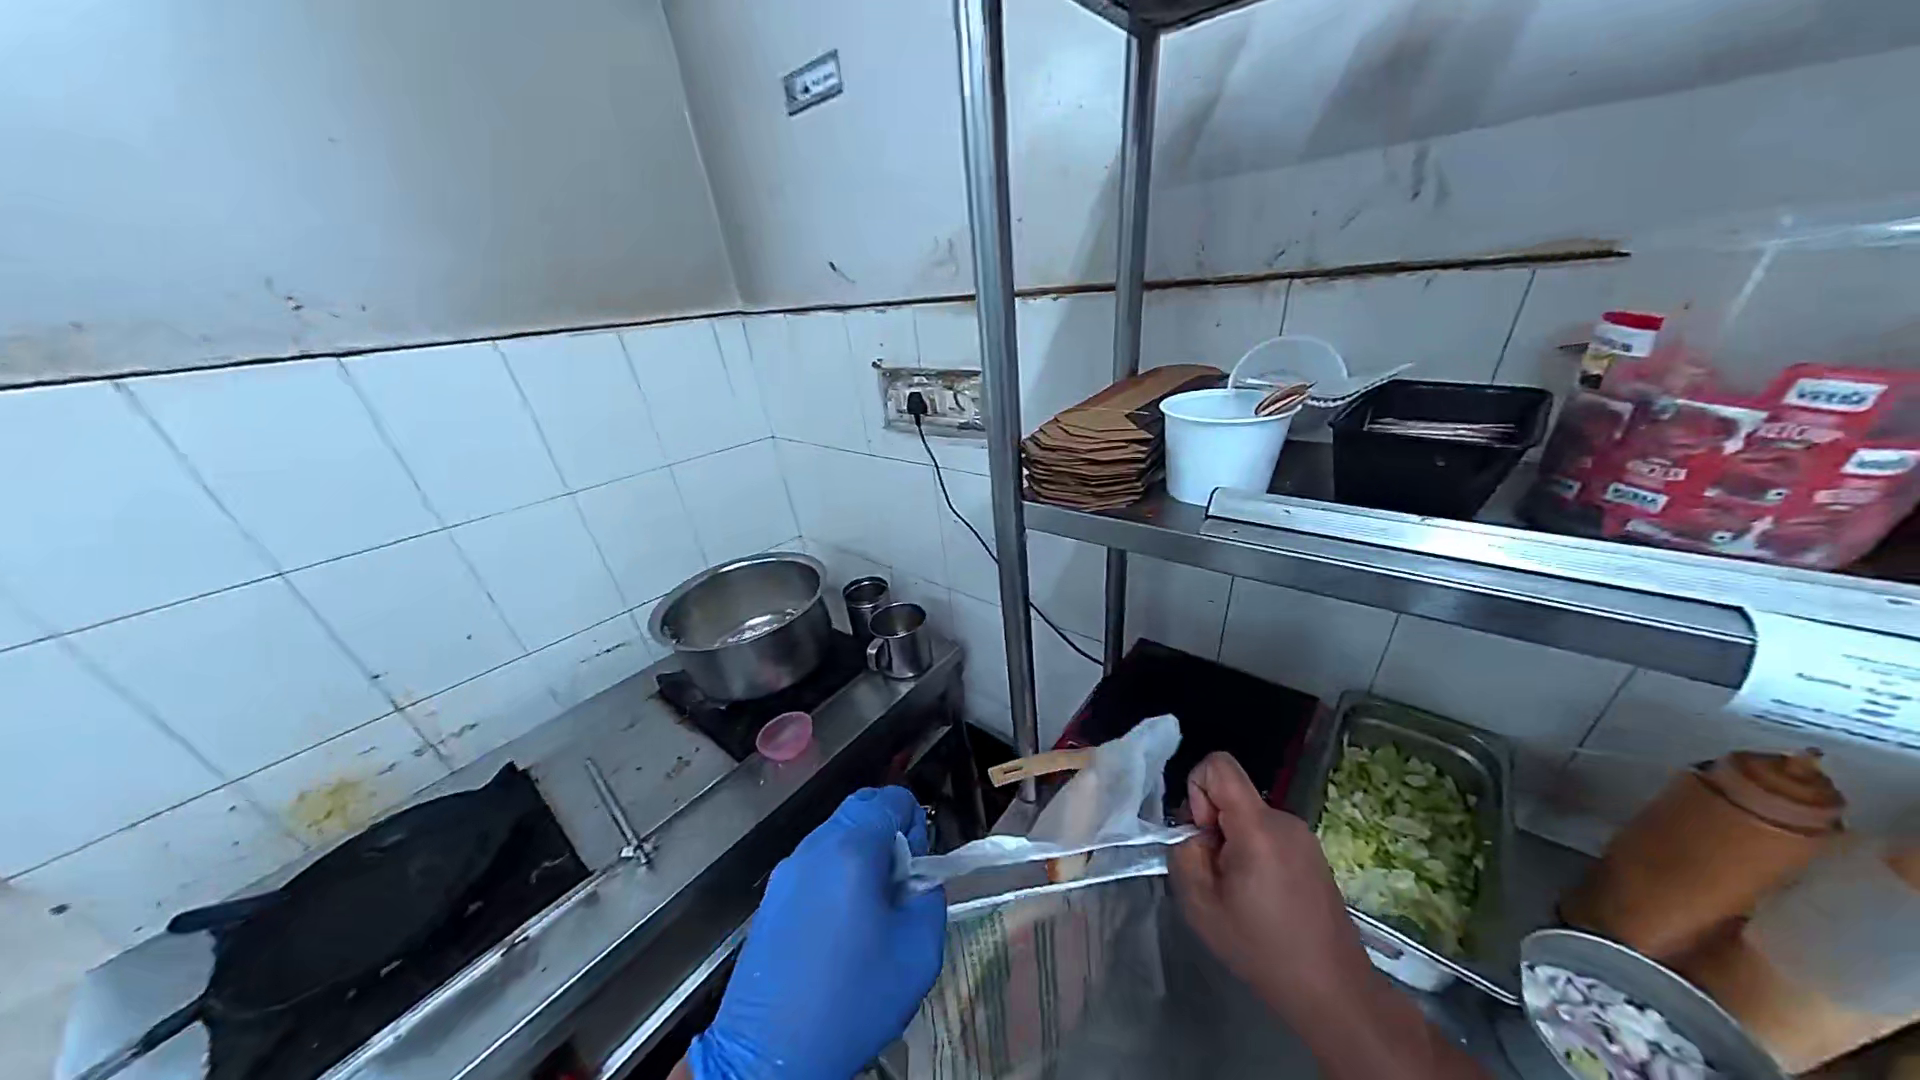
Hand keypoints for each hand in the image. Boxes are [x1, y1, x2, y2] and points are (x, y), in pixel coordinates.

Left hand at [687, 787, 945, 1079]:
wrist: (769, 1058)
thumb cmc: (852, 999)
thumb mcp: (918, 951)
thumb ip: (930, 897)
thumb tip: (919, 880)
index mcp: (852, 848)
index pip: (892, 798)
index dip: (916, 822)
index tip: (917, 868)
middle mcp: (815, 847)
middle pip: (860, 809)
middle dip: (888, 833)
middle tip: (899, 883)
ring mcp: (786, 871)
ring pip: (835, 835)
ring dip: (861, 855)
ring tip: (870, 910)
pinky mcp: (770, 898)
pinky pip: (813, 865)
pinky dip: (835, 876)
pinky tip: (838, 928)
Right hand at [1169, 753, 1488, 1079]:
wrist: (1334, 991)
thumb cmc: (1261, 948)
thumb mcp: (1199, 903)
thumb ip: (1184, 851)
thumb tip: (1195, 833)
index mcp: (1259, 827)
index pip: (1218, 765)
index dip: (1197, 790)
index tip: (1204, 836)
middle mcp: (1285, 820)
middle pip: (1231, 794)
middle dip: (1213, 826)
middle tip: (1219, 877)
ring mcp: (1303, 836)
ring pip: (1247, 816)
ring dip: (1233, 844)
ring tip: (1241, 893)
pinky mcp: (1312, 853)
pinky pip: (1267, 833)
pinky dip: (1254, 854)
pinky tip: (1263, 898)